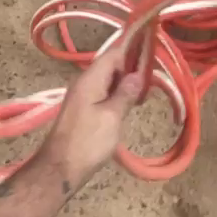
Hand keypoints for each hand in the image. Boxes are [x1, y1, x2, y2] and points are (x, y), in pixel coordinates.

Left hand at [36, 39, 146, 182]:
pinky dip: (118, 94)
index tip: (152, 49)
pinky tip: (131, 103)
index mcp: (90, 79)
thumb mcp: (112, 117)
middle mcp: (85, 82)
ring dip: (126, 82)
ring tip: (148, 89)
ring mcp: (83, 96)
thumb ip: (125, 94)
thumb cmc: (88, 141)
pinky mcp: (84, 110)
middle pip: (111, 65)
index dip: (132, 49)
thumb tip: (137, 74)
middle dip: (132, 67)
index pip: (113, 53)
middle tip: (155, 75)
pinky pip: (104, 93)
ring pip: (108, 80)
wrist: (61, 167)